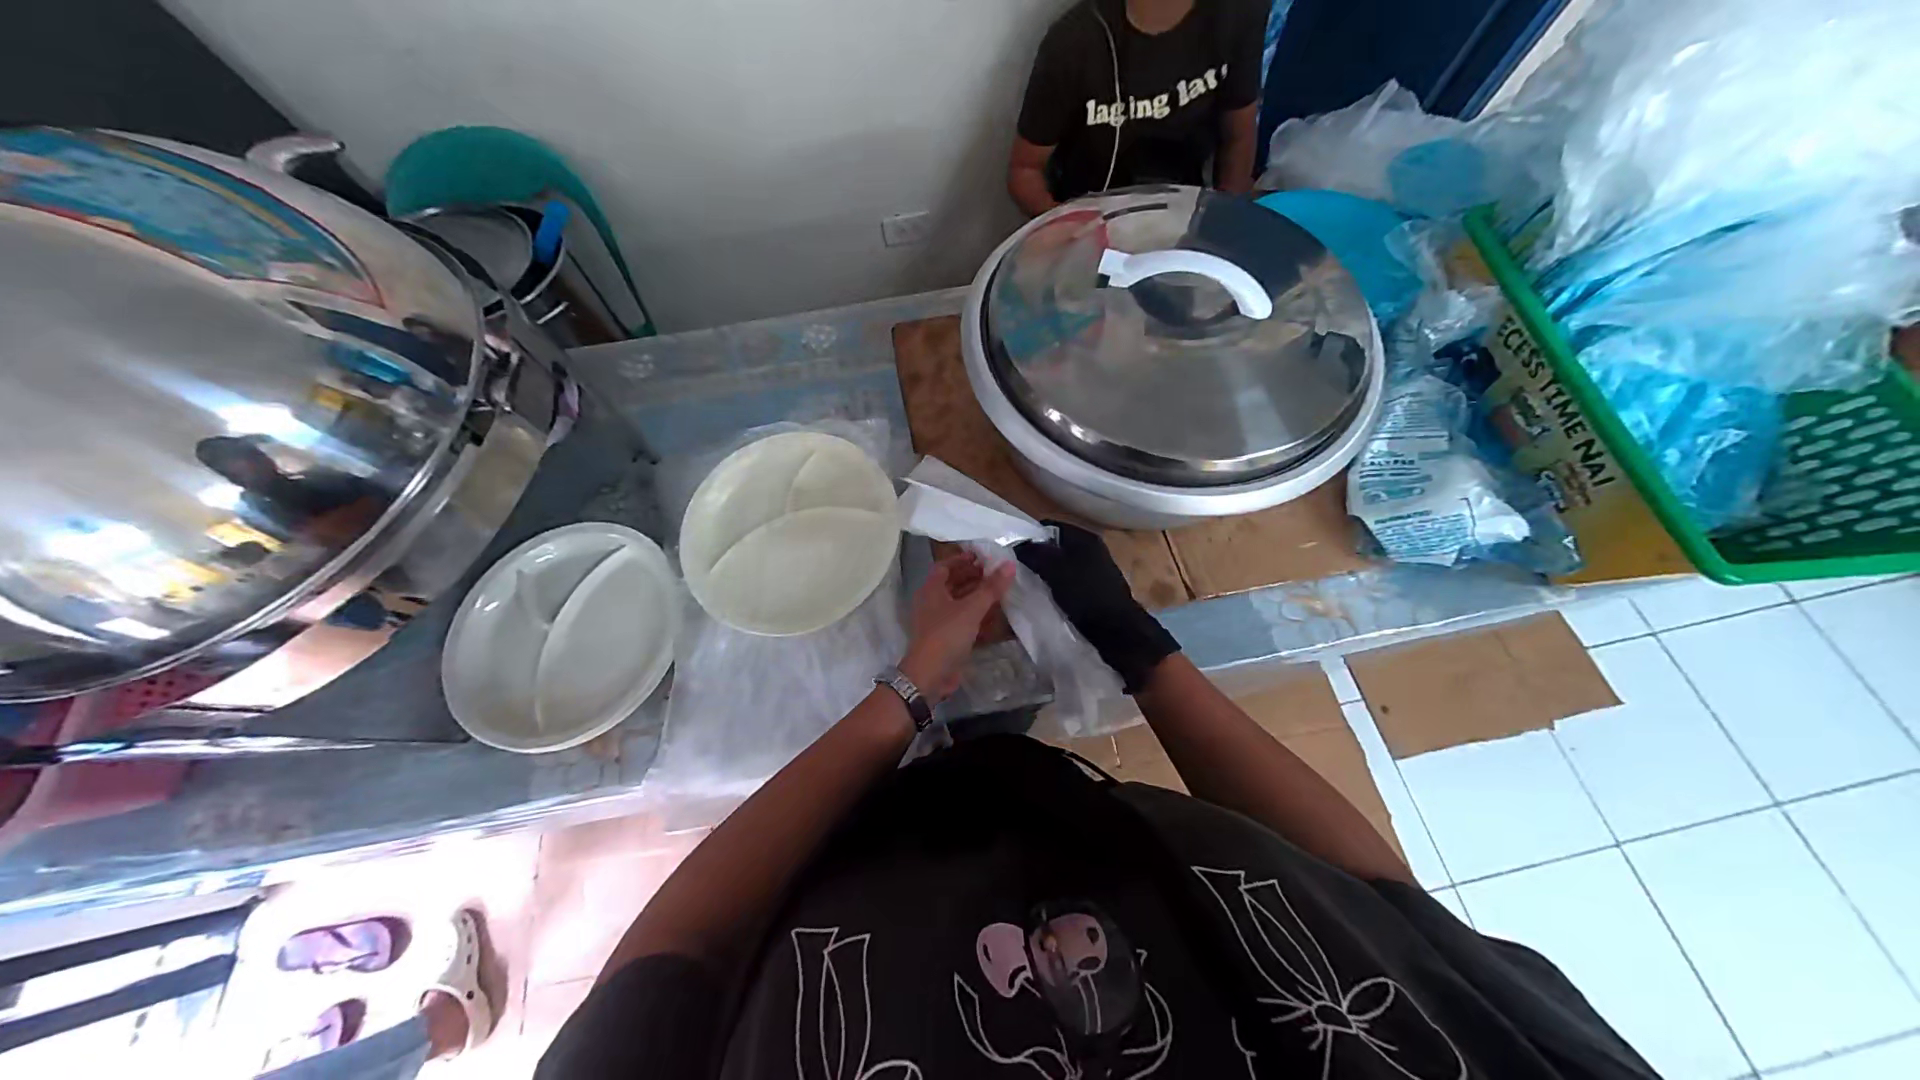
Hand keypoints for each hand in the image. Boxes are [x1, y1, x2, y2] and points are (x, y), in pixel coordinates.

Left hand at [899, 552, 1015, 702]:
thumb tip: (1009, 564)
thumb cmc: (947, 635)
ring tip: (997, 592)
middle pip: (951, 584)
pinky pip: (961, 621)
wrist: (930, 675)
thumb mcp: (971, 609)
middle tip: (993, 573)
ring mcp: (937, 622)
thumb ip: (991, 588)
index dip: (961, 559)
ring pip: (957, 603)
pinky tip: (993, 617)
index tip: (981, 557)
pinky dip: (975, 616)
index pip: (944, 566)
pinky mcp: (945, 639)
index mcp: (931, 590)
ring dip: (975, 597)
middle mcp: (931, 603)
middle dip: (971, 577)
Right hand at [1015, 522, 1178, 693]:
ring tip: (1025, 587)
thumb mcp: (1055, 570)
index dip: (1029, 536)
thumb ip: (1035, 554)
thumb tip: (1018, 546)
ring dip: (1043, 576)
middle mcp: (1091, 551)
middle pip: (1054, 548)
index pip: (1050, 527)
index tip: (1011, 552)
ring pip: (1060, 567)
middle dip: (1035, 558)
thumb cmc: (1086, 595)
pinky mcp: (1094, 592)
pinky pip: (1067, 584)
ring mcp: (1094, 572)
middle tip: (1014, 571)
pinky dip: (1054, 589)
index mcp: (1084, 538)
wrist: (1117, 632)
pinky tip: (1042, 600)